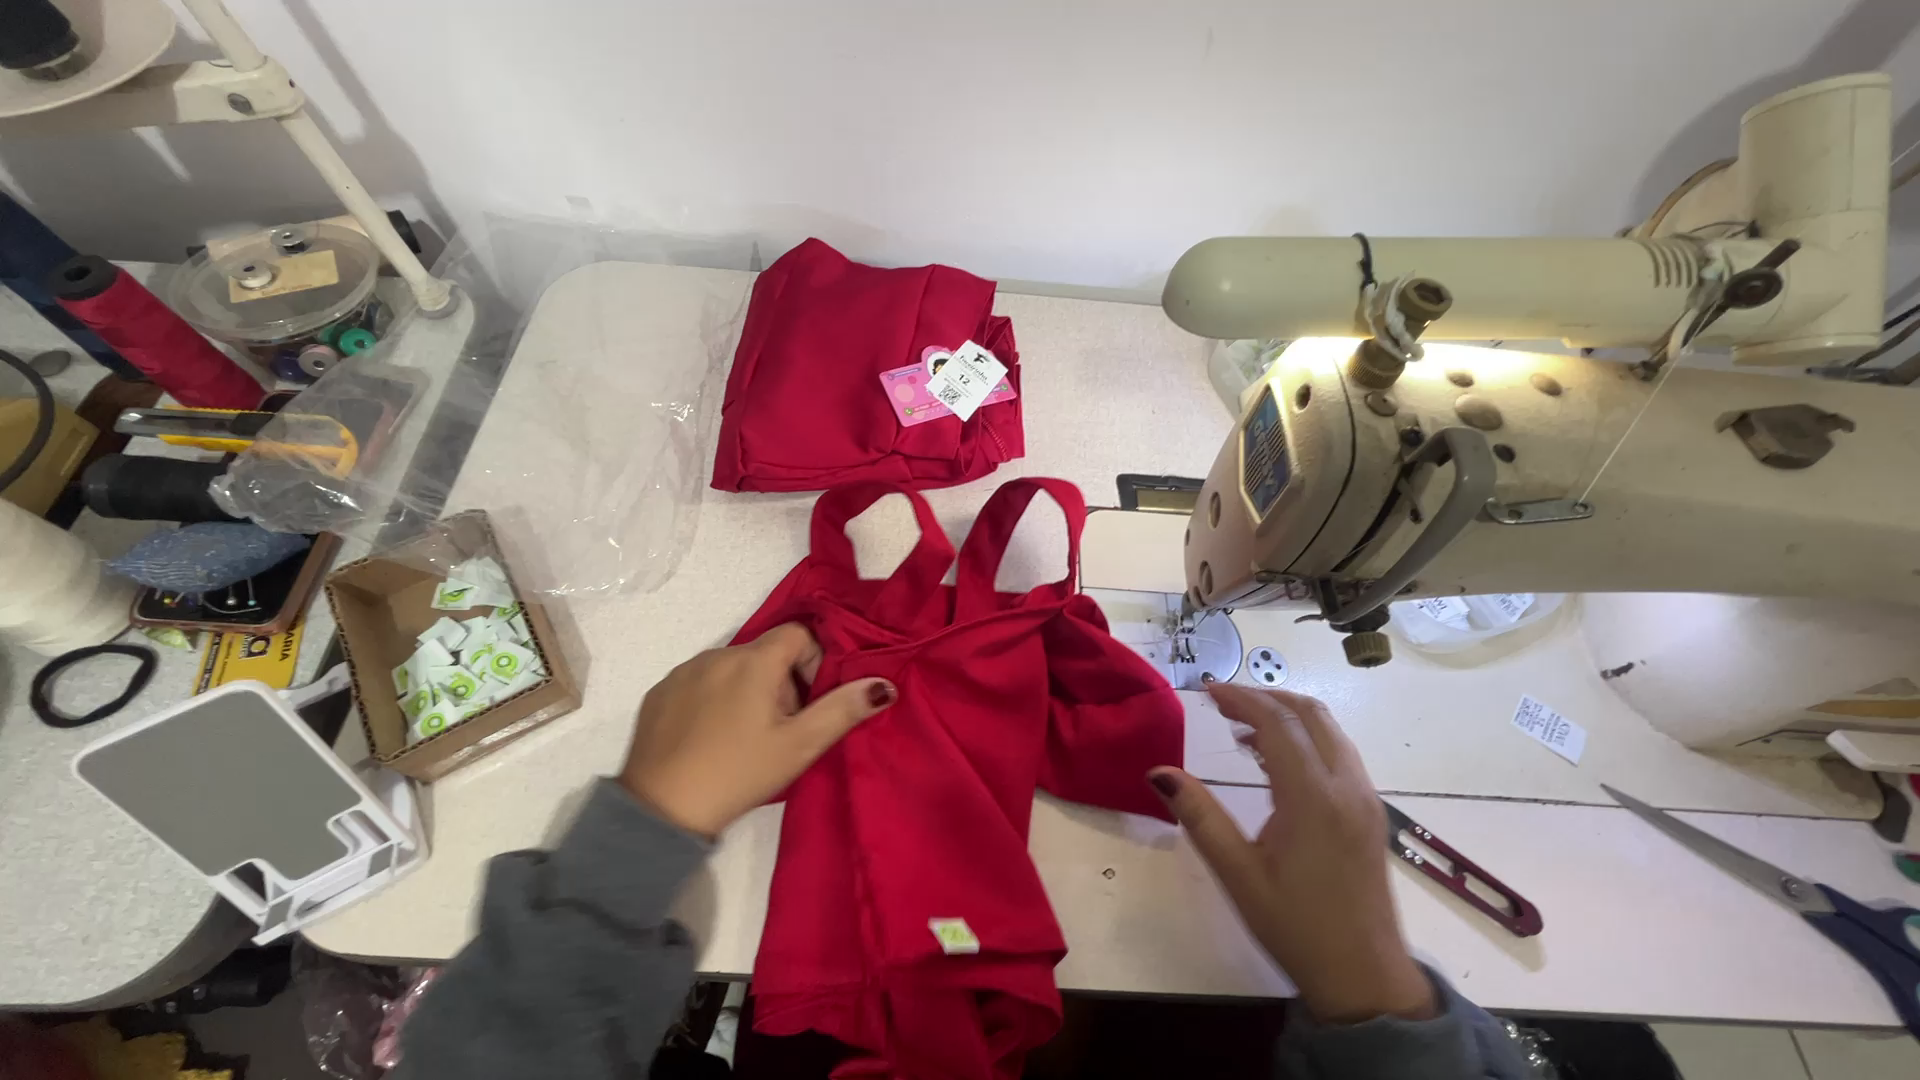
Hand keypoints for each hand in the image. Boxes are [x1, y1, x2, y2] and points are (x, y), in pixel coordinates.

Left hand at [619, 623, 895, 837]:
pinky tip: (711, 738)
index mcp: (754, 660)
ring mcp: (683, 671)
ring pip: (732, 668)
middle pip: (765, 653)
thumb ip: (843, 709)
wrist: (660, 810)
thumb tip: (883, 684)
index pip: (799, 634)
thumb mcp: (799, 746)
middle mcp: (717, 654)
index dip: (813, 663)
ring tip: (746, 737)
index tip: (809, 704)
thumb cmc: (739, 773)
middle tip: (781, 729)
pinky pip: (699, 682)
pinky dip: (713, 699)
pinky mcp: (659, 692)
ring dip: (748, 690)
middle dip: (782, 682)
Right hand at [1148, 683, 1435, 1023]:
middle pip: (1310, 713)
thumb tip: (1158, 772)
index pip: (1278, 724)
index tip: (1206, 690)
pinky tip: (1274, 758)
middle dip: (1264, 697)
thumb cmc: (1295, 926)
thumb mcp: (1238, 873)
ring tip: (1241, 726)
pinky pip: (1338, 751)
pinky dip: (1305, 736)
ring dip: (1286, 715)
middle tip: (1222, 702)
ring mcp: (1365, 797)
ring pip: (1328, 729)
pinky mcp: (1370, 810)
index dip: (1241, 699)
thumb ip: (1199, 816)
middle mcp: (1347, 786)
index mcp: (1313, 798)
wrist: (1365, 978)